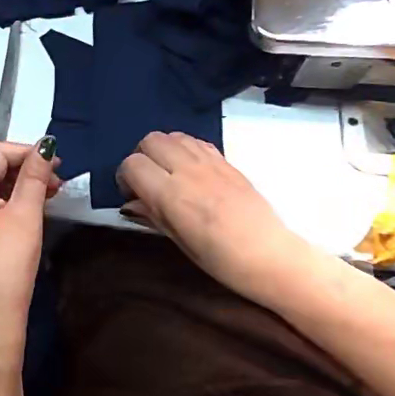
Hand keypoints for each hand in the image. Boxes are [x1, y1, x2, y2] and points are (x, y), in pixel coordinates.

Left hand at [0, 141, 60, 321]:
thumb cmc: (8, 263)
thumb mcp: (25, 215)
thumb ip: (35, 177)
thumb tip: (46, 144)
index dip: (25, 151)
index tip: (57, 162)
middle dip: (25, 167)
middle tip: (58, 179)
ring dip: (23, 183)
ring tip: (53, 191)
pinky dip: (16, 199)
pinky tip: (37, 205)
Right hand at [117, 132, 302, 298]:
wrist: (269, 256)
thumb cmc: (220, 259)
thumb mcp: (178, 241)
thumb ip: (151, 215)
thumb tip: (131, 203)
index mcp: (172, 195)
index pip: (133, 164)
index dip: (125, 177)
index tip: (130, 194)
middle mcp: (189, 171)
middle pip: (151, 141)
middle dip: (141, 157)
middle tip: (146, 180)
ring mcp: (210, 163)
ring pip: (173, 136)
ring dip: (163, 150)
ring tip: (167, 173)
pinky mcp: (227, 162)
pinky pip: (196, 142)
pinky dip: (184, 149)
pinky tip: (188, 171)